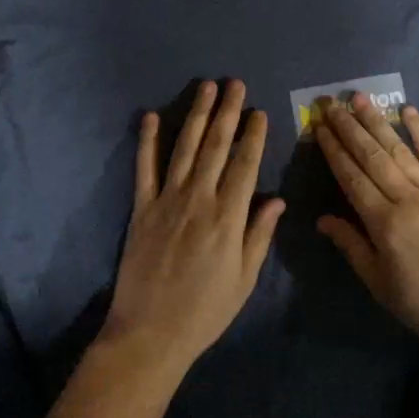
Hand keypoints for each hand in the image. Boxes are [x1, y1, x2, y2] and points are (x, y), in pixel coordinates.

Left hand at [100, 79, 285, 371]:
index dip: (253, 136)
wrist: (150, 334)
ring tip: (206, 87)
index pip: (245, 165)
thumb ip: (258, 235)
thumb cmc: (204, 311)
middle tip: (234, 83)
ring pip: (186, 148)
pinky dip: (148, 141)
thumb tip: (277, 200)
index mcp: (228, 218)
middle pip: (217, 147)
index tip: (259, 112)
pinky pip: (144, 168)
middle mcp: (199, 200)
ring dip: (197, 115)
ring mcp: (167, 200)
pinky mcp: (141, 208)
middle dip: (228, 112)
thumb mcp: (243, 281)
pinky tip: (152, 116)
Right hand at [315, 93, 418, 352]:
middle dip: (348, 127)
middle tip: (330, 103)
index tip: (318, 127)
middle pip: (372, 156)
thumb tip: (322, 220)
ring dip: (377, 121)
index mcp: (384, 223)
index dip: (334, 150)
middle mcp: (407, 198)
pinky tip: (408, 110)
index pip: (352, 177)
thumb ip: (351, 246)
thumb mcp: (379, 285)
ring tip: (359, 98)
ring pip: (398, 149)